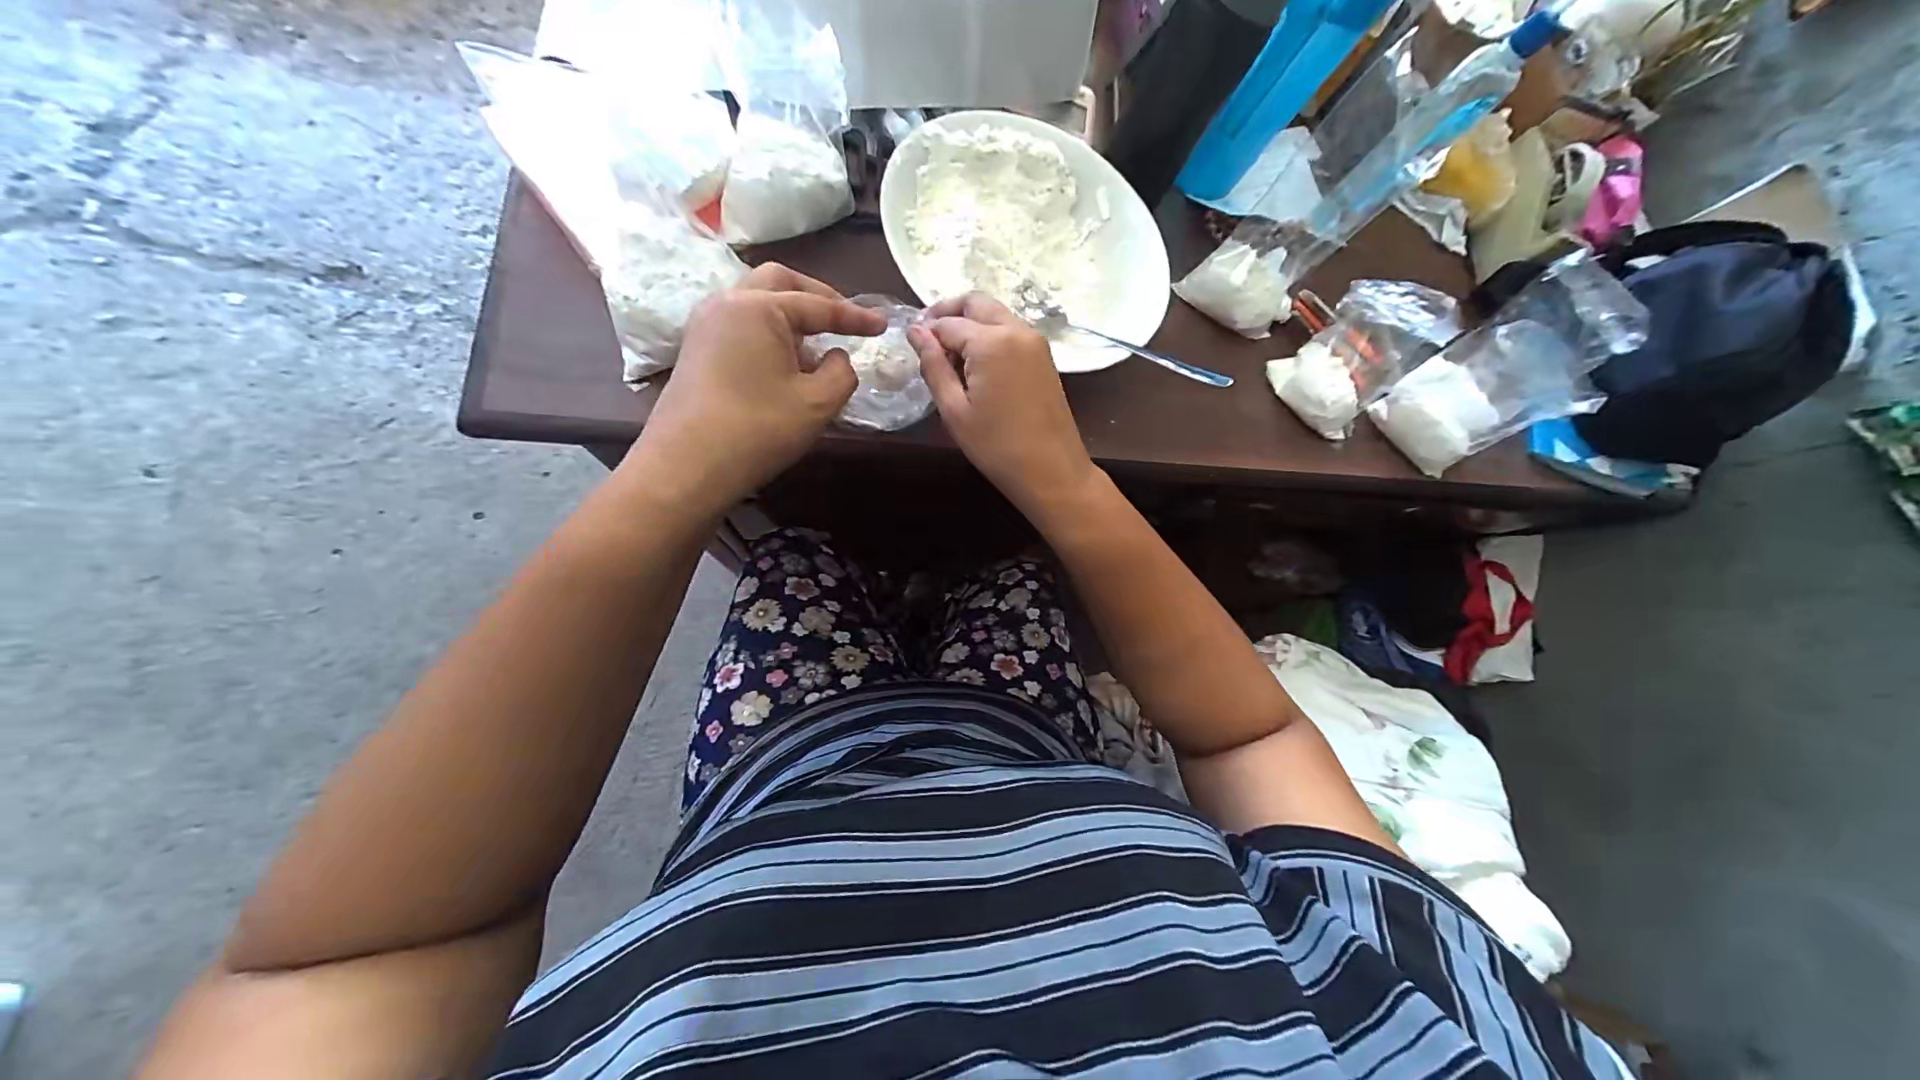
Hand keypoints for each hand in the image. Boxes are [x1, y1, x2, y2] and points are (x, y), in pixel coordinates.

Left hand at [621, 264, 885, 516]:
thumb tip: (835, 357)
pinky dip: (769, 332)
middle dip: (817, 297)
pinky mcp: (696, 350)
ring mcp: (705, 325)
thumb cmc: (757, 430)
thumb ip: (841, 372)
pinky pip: (740, 325)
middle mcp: (726, 303)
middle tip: (844, 321)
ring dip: (791, 316)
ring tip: (817, 348)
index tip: (883, 326)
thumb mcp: (818, 403)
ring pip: (756, 302)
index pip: (818, 305)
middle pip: (779, 282)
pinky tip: (785, 365)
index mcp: (758, 307)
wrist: (687, 467)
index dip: (855, 317)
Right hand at [907, 294, 1099, 515]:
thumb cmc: (996, 447)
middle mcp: (1016, 330)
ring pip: (995, 314)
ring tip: (950, 359)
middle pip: (976, 303)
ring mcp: (1035, 342)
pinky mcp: (1044, 357)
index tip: (911, 347)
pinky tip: (976, 367)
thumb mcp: (954, 410)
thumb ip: (933, 365)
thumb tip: (916, 332)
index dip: (925, 332)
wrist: (1052, 471)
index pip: (948, 322)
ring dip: (969, 324)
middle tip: (928, 341)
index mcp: (991, 342)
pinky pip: (1010, 331)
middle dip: (948, 313)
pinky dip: (989, 336)